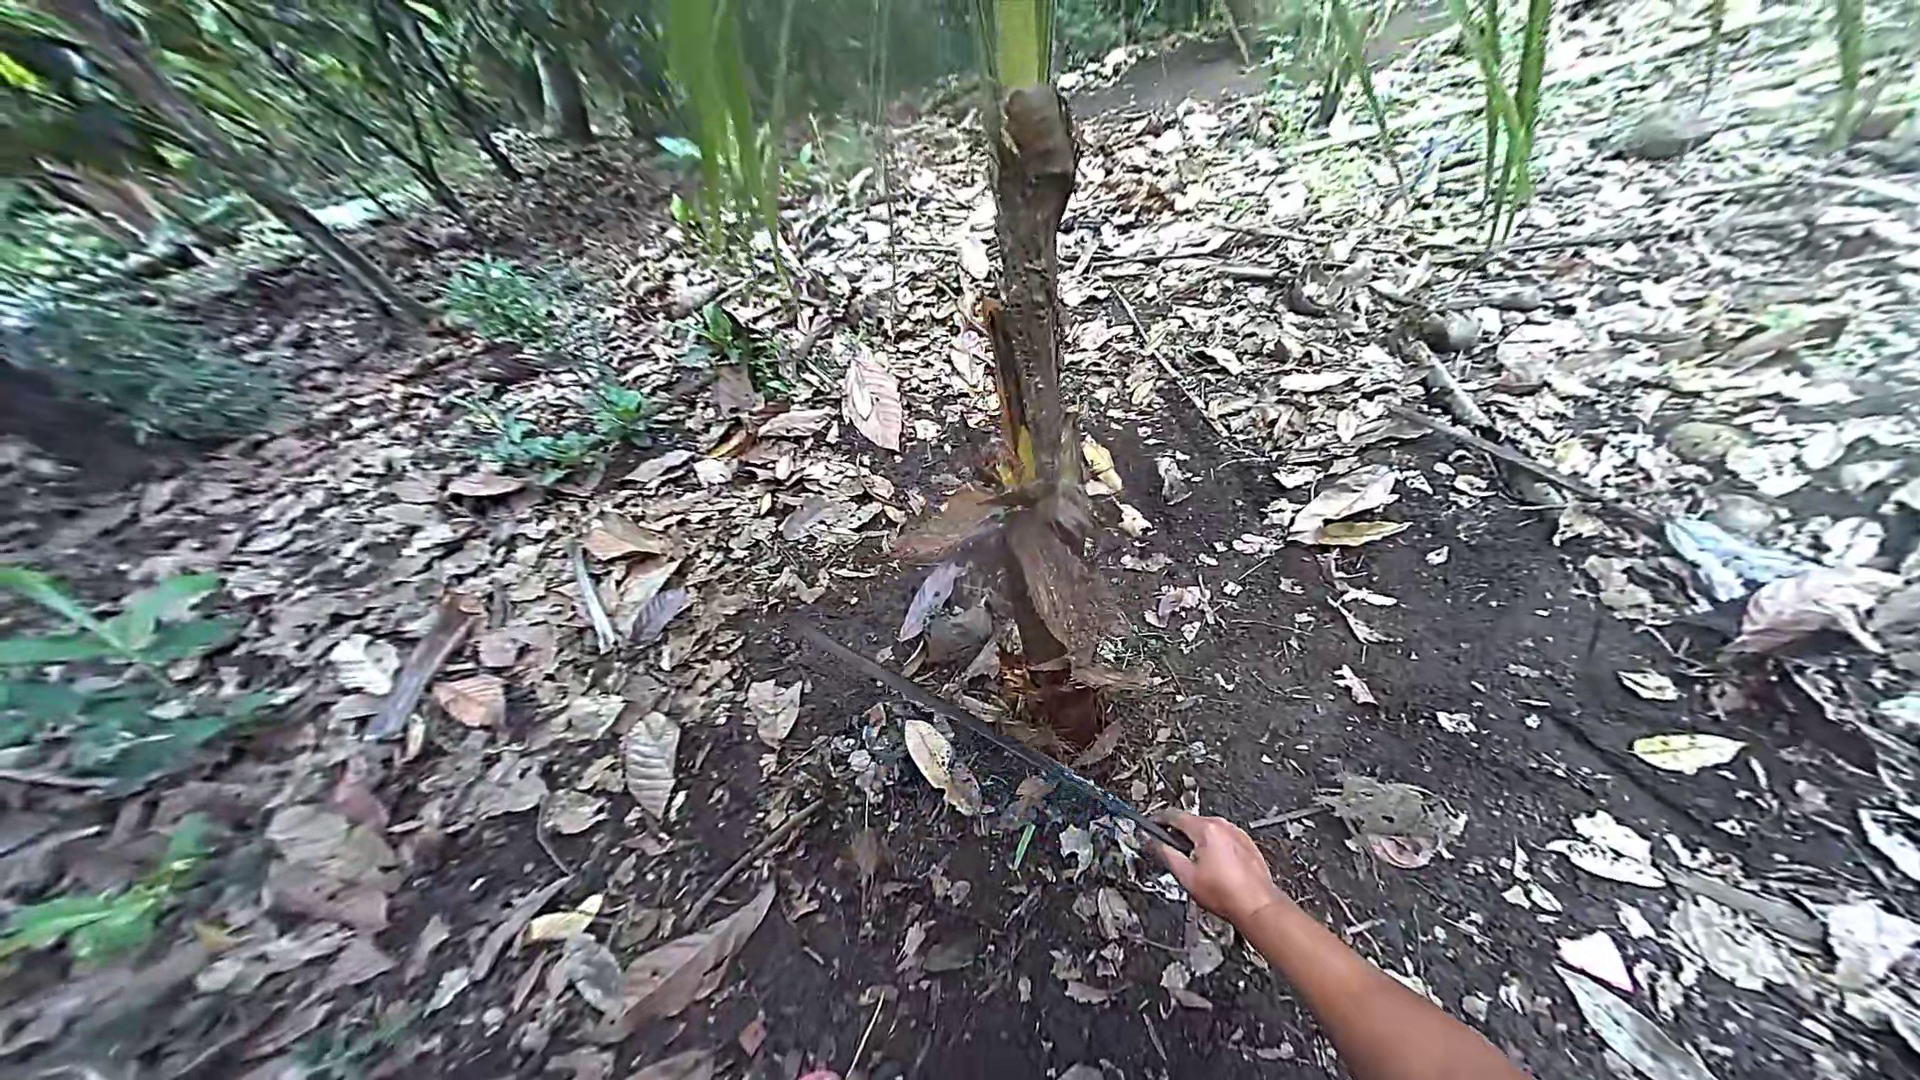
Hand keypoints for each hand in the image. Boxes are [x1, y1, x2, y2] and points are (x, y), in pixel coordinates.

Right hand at [1156, 811, 1289, 925]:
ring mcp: (1236, 834)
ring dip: (1198, 841)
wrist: (1259, 908)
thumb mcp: (1186, 876)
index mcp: (1206, 829)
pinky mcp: (1246, 844)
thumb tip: (1156, 843)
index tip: (1154, 824)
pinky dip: (1215, 846)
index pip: (1174, 815)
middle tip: (1175, 851)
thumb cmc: (1228, 895)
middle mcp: (1223, 826)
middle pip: (1192, 822)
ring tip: (1198, 864)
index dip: (1160, 820)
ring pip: (1208, 830)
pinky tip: (1216, 867)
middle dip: (1180, 834)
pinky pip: (1223, 838)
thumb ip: (1167, 854)